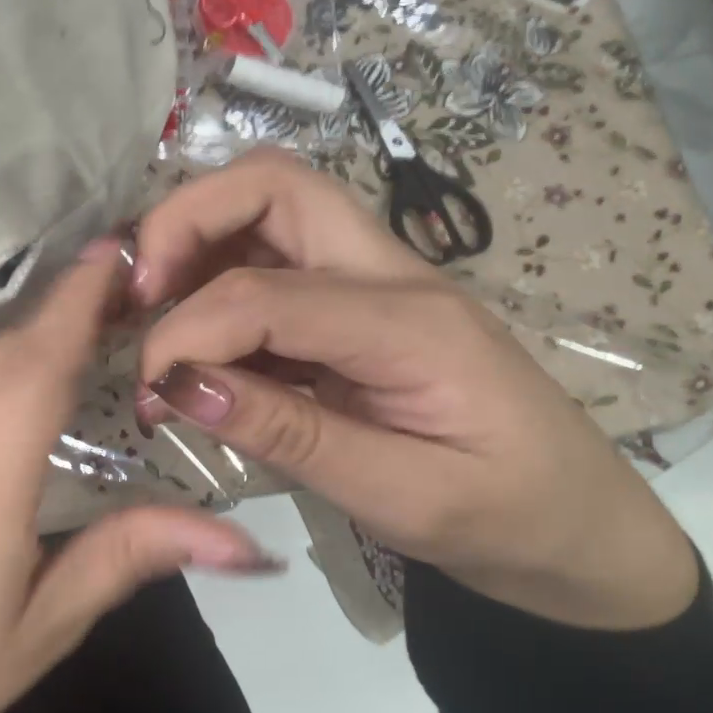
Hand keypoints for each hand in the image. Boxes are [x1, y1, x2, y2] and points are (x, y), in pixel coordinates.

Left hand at [0, 238, 276, 712]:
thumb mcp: (46, 626)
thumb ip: (127, 559)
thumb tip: (238, 536)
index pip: (32, 373)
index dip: (72, 308)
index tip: (113, 257)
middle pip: (0, 358)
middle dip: (57, 311)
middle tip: (120, 281)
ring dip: (24, 338)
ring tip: (83, 319)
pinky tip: (22, 379)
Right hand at [131, 148, 697, 631]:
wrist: (578, 527)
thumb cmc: (503, 517)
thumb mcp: (399, 496)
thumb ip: (286, 433)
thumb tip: (176, 384)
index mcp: (411, 324)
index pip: (260, 294)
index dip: (183, 334)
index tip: (149, 393)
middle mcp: (389, 274)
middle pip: (272, 185)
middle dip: (180, 222)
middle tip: (134, 295)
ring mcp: (371, 278)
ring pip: (263, 203)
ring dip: (189, 239)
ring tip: (143, 306)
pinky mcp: (349, 298)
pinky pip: (263, 253)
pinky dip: (205, 274)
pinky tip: (184, 332)